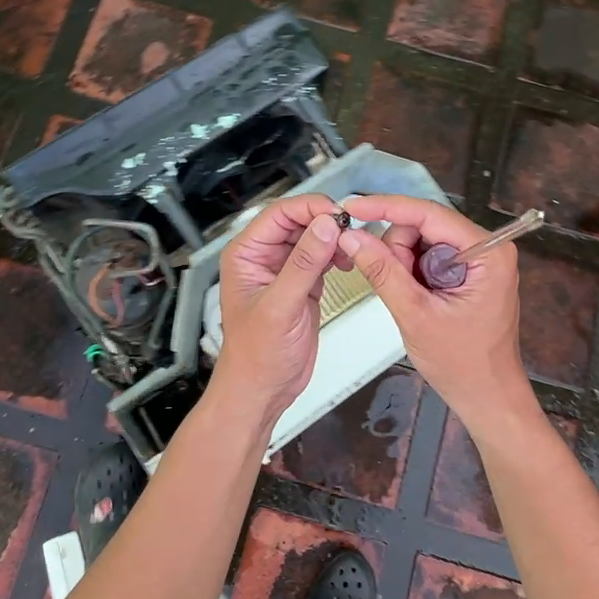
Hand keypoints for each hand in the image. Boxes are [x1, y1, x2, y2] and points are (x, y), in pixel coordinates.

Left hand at [212, 193, 346, 423]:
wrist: (263, 390)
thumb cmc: (258, 353)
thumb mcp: (281, 306)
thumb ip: (304, 264)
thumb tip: (327, 224)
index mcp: (247, 253)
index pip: (279, 214)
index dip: (309, 208)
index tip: (339, 214)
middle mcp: (263, 255)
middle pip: (298, 221)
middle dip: (325, 222)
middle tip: (352, 233)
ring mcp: (284, 269)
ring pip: (312, 237)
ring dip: (333, 239)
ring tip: (351, 251)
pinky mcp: (303, 284)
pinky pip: (321, 257)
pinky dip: (336, 256)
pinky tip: (347, 263)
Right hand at [337, 195, 530, 433]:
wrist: (487, 397)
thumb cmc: (462, 363)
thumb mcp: (415, 315)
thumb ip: (383, 272)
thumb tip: (351, 236)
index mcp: (487, 251)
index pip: (429, 213)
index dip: (387, 207)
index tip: (352, 207)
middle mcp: (485, 246)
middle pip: (423, 224)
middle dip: (398, 249)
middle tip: (399, 289)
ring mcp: (476, 259)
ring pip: (420, 240)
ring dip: (403, 264)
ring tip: (411, 300)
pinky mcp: (466, 272)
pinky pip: (426, 257)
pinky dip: (410, 273)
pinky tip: (414, 298)